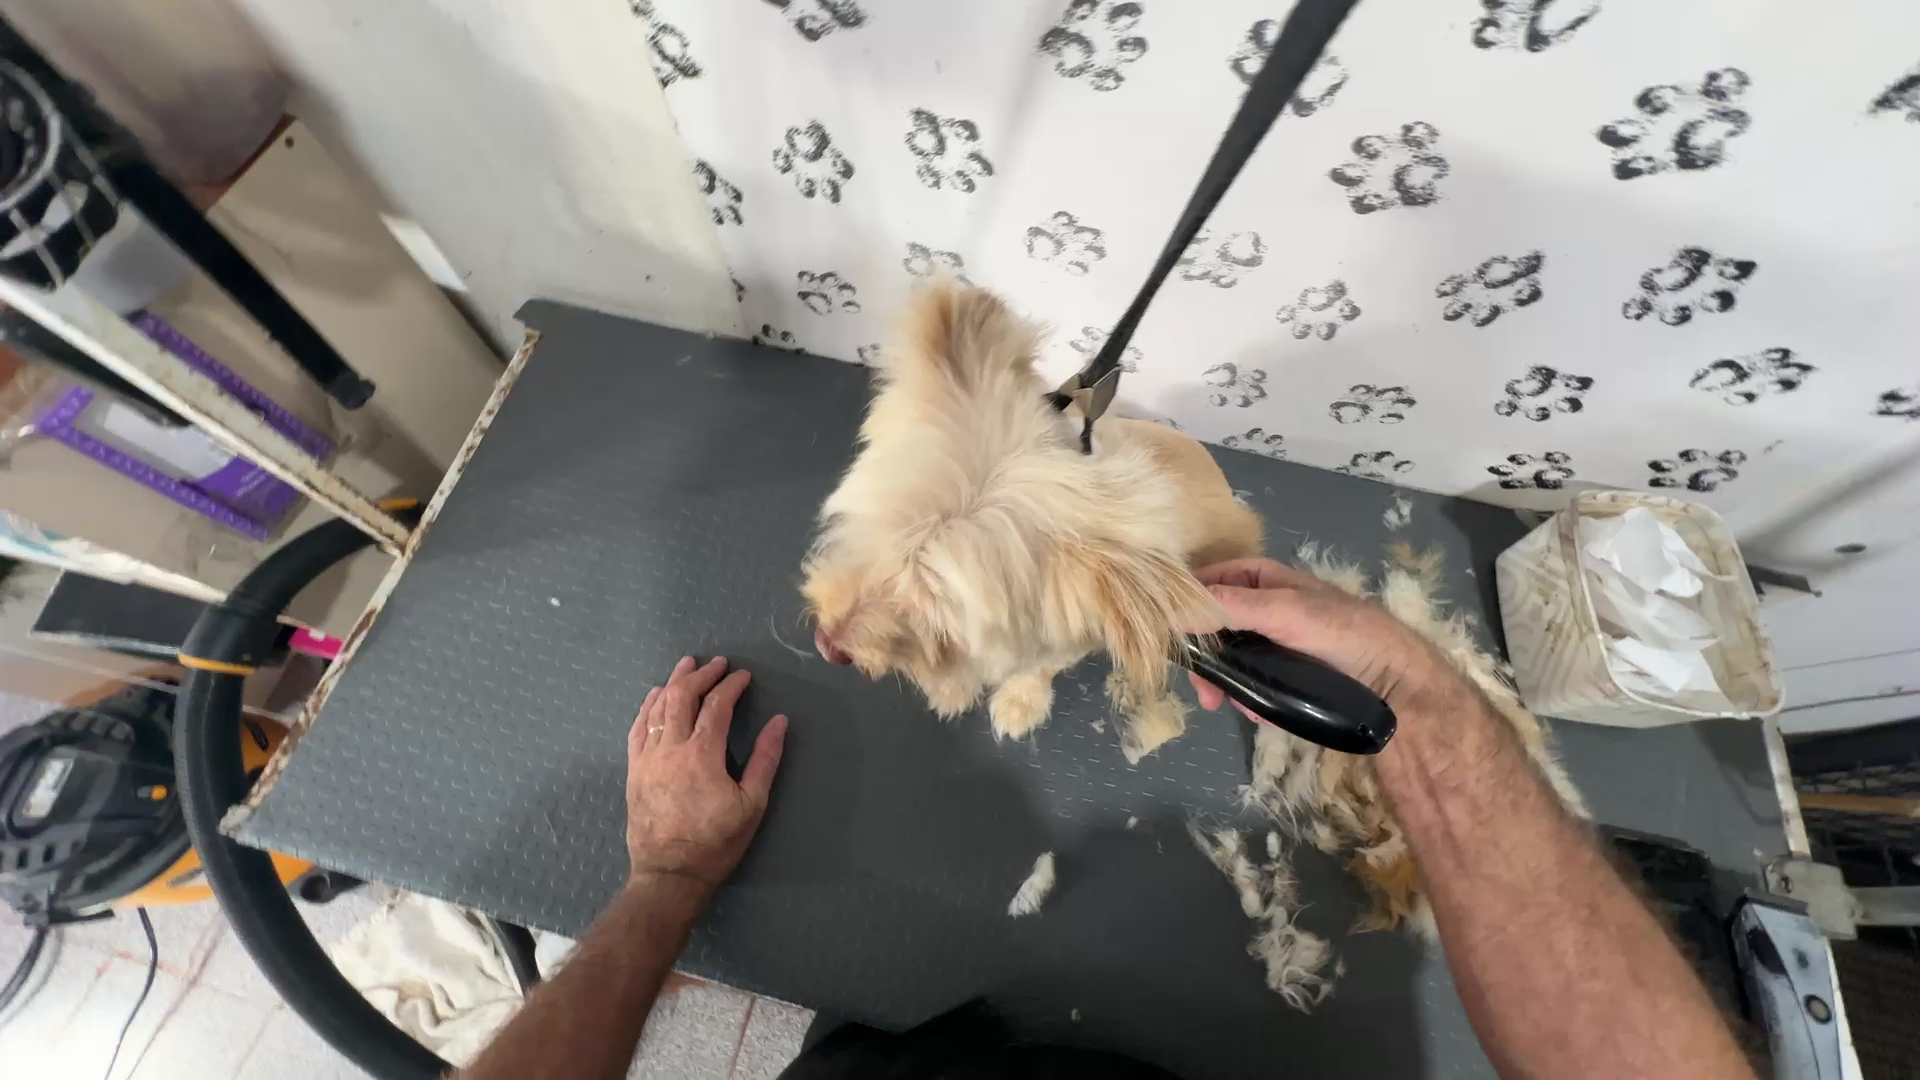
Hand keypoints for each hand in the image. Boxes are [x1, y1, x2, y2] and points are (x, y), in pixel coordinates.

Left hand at [626, 656, 787, 892]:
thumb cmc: (716, 841)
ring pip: (657, 708)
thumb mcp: (752, 804)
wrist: (669, 876)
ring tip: (687, 665)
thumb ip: (765, 759)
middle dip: (701, 675)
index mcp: (702, 755)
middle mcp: (671, 749)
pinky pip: (637, 729)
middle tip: (717, 663)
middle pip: (682, 697)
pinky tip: (656, 695)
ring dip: (674, 682)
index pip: (717, 705)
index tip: (744, 676)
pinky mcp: (634, 770)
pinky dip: (647, 707)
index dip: (732, 685)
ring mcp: (647, 759)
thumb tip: (779, 721)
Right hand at [1189, 558, 1460, 719]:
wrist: (1396, 688)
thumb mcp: (1284, 611)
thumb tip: (1171, 608)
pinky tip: (1252, 710)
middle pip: (1211, 623)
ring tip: (1221, 704)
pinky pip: (1247, 681)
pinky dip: (1244, 696)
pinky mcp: (1280, 675)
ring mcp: (1271, 643)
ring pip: (1226, 657)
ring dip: (1220, 681)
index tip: (1163, 626)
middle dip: (1201, 654)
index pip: (1210, 580)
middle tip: (1197, 683)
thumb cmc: (1343, 634)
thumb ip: (1228, 607)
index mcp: (1263, 579)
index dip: (1185, 600)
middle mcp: (1262, 607)